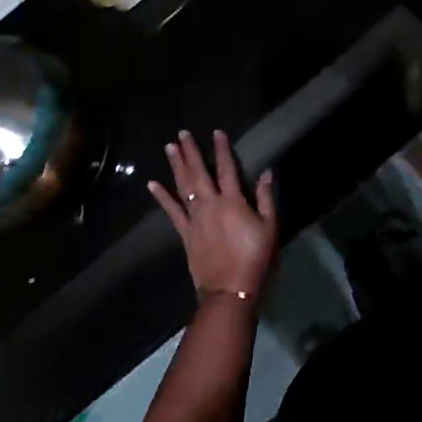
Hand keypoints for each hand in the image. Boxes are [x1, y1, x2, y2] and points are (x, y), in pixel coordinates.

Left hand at [148, 130, 277, 297]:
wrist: (230, 289)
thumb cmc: (255, 258)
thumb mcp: (270, 228)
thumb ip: (266, 198)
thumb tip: (267, 172)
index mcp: (233, 201)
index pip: (227, 168)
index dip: (222, 149)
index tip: (216, 132)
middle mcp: (210, 204)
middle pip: (199, 172)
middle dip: (191, 151)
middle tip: (181, 134)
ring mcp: (194, 217)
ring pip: (183, 186)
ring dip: (176, 165)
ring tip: (169, 148)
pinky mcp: (185, 232)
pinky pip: (171, 211)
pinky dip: (161, 196)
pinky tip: (152, 184)